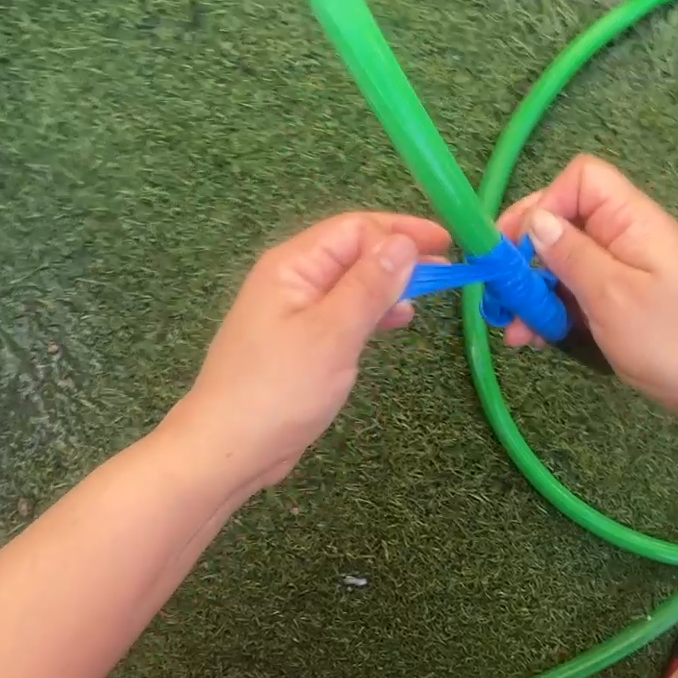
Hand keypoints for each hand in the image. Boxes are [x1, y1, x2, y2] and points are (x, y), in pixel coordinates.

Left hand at [165, 212, 449, 491]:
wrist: (230, 448)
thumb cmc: (280, 388)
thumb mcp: (332, 334)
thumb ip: (369, 286)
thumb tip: (403, 242)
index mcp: (293, 265)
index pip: (355, 229)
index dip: (402, 231)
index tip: (446, 246)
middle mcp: (292, 280)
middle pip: (353, 252)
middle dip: (399, 255)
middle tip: (447, 269)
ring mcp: (294, 313)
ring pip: (350, 284)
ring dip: (388, 285)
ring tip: (427, 296)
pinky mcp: (300, 343)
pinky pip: (342, 313)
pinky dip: (371, 313)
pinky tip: (395, 322)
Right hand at [495, 155, 677, 412]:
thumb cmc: (670, 338)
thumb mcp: (613, 295)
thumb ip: (572, 255)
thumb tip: (534, 219)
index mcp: (630, 221)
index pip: (581, 181)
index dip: (544, 204)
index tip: (516, 246)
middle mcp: (621, 237)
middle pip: (562, 222)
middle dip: (525, 254)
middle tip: (498, 287)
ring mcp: (617, 270)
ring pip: (559, 263)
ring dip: (530, 293)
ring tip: (511, 330)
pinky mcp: (612, 300)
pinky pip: (571, 294)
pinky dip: (548, 312)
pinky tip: (530, 339)